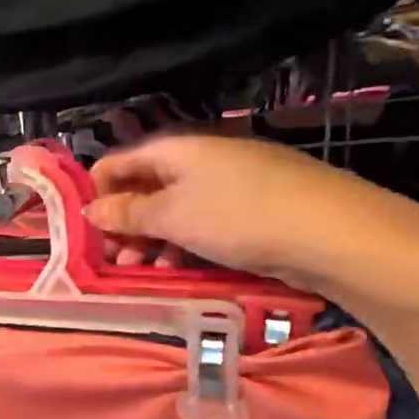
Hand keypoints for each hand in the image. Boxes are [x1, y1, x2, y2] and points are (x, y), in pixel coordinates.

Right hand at [85, 135, 418, 311]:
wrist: (334, 233)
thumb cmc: (239, 216)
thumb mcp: (172, 216)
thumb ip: (126, 213)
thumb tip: (89, 210)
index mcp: (177, 147)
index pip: (119, 161)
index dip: (96, 191)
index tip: (84, 228)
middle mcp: (201, 157)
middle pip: (145, 186)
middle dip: (123, 222)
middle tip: (112, 258)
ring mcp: (229, 182)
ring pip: (173, 207)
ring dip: (151, 238)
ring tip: (142, 270)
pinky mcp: (252, 207)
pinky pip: (202, 221)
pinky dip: (182, 242)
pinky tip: (178, 268)